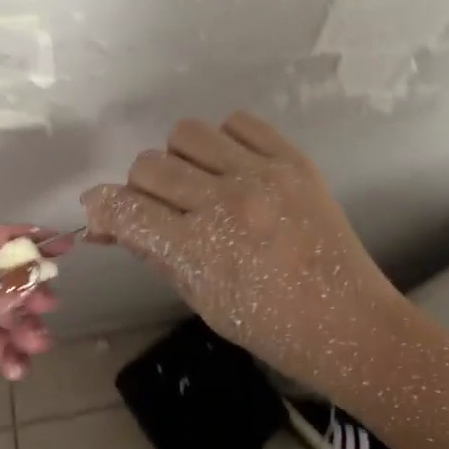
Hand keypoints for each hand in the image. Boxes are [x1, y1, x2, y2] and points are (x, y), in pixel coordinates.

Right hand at [81, 112, 404, 383]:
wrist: (347, 320)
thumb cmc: (269, 325)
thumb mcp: (201, 300)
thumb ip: (154, 254)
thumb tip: (110, 225)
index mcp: (200, 248)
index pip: (125, 208)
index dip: (101, 207)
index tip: (101, 210)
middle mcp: (226, 201)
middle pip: (149, 166)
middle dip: (139, 189)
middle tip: (159, 211)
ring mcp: (263, 175)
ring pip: (187, 133)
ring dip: (179, 159)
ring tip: (199, 186)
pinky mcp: (293, 160)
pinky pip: (239, 123)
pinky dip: (225, 142)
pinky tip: (234, 169)